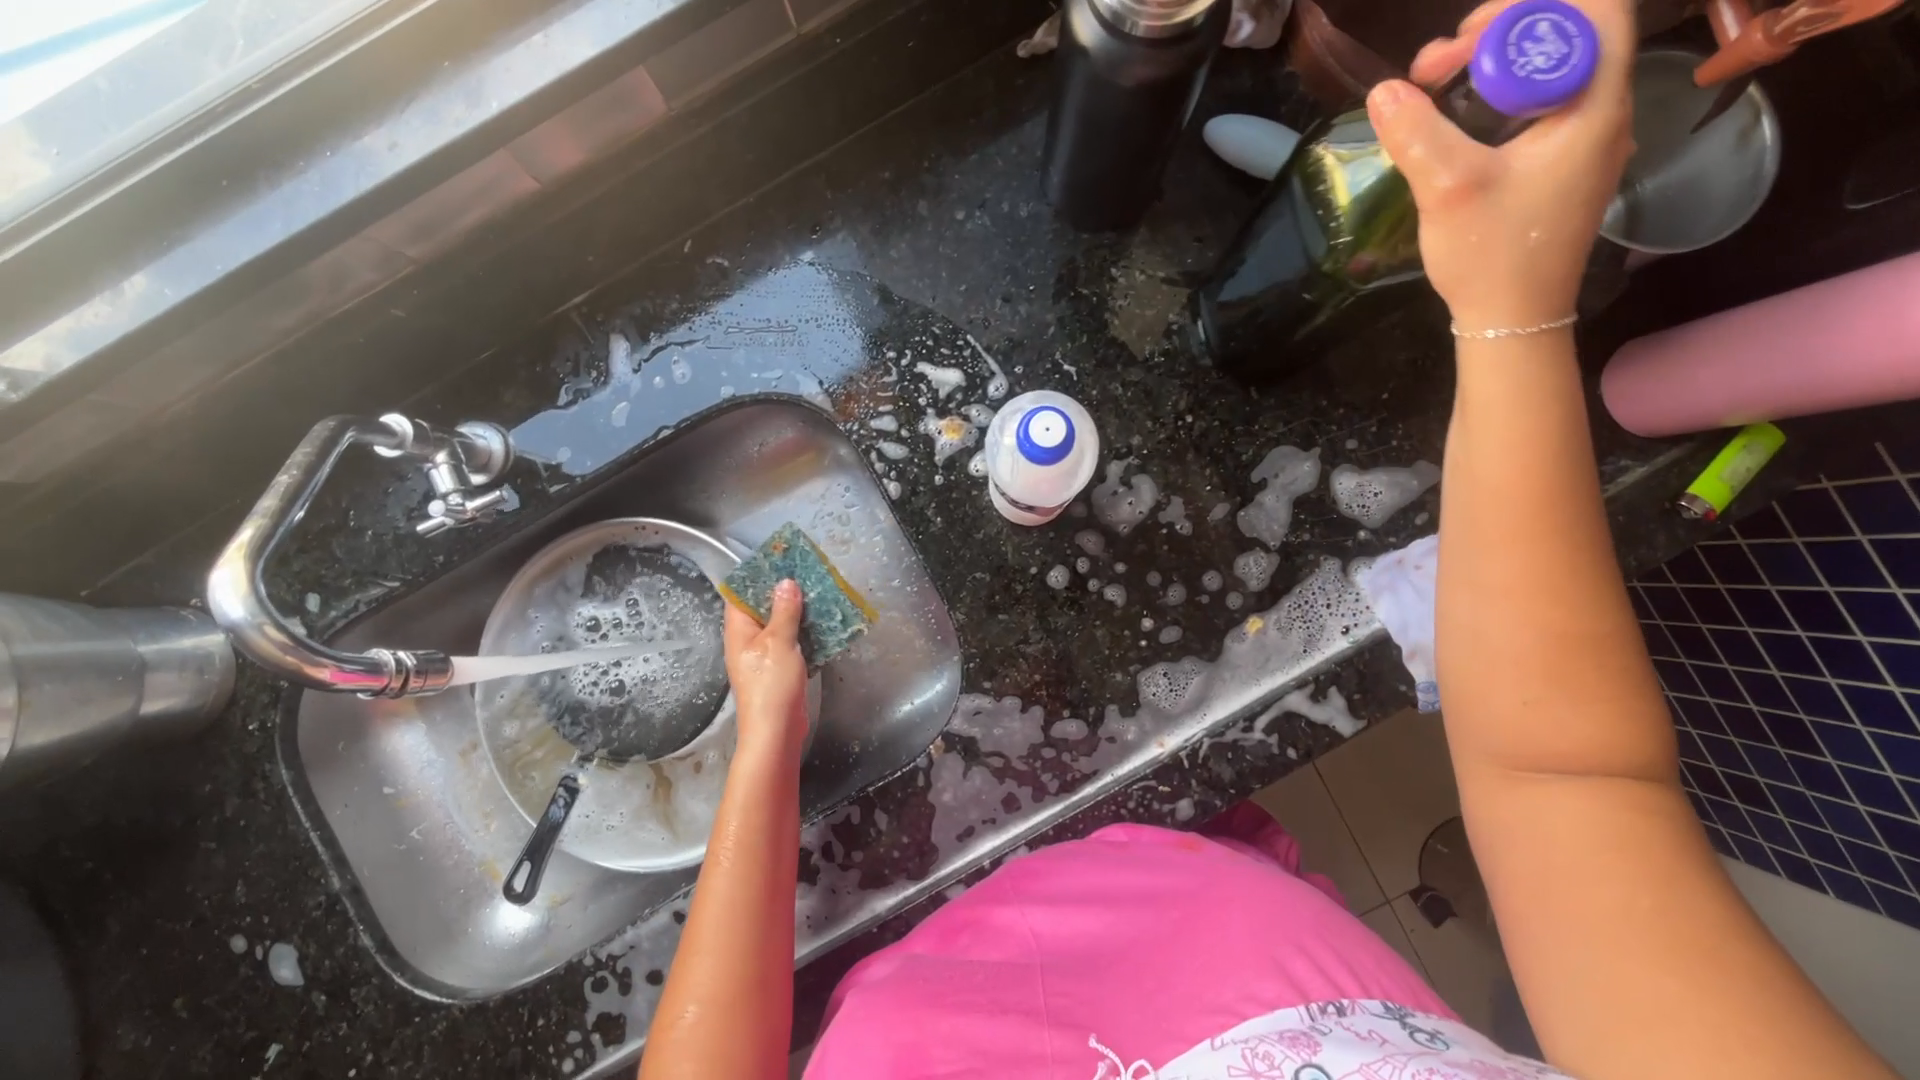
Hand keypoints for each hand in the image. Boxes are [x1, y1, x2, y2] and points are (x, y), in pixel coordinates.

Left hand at [723, 580, 809, 756]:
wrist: (777, 731)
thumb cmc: (771, 685)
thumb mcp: (779, 642)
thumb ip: (783, 611)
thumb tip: (785, 582)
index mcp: (738, 630)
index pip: (740, 593)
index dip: (756, 575)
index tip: (778, 559)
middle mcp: (747, 640)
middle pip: (761, 607)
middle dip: (782, 591)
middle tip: (805, 573)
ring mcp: (763, 656)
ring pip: (779, 625)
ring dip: (796, 611)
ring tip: (818, 592)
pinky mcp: (779, 669)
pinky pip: (791, 642)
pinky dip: (804, 632)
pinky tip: (823, 623)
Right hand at [1365, 0, 1634, 332]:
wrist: (1513, 322)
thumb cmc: (1493, 255)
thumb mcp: (1448, 188)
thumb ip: (1417, 133)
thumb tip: (1383, 91)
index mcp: (1594, 106)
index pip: (1594, 9)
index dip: (1526, 9)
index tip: (1463, 42)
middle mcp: (1603, 113)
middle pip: (1564, 34)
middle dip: (1495, 36)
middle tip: (1432, 69)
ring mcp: (1585, 142)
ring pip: (1547, 71)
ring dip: (1490, 68)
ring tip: (1434, 92)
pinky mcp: (1563, 167)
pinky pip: (1538, 108)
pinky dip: (1497, 101)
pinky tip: (1456, 127)